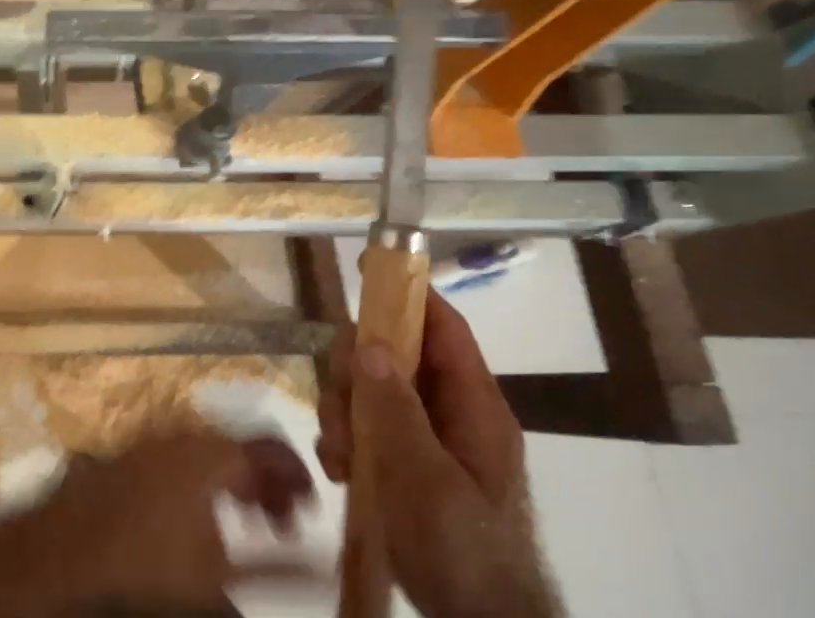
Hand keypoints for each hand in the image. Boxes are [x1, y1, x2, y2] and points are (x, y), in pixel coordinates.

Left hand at [11, 431, 317, 609]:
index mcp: (205, 456)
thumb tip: (322, 569)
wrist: (53, 562)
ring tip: (243, 522)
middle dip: (261, 479)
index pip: (266, 445)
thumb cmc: (143, 570)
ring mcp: (138, 446)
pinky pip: (164, 459)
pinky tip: (191, 519)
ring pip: (196, 450)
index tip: (312, 507)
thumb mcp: (220, 576)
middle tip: (282, 520)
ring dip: (226, 481)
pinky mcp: (111, 462)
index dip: (295, 473)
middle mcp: (171, 438)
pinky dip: (189, 481)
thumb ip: (279, 569)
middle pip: (231, 443)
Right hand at [317, 291, 562, 617]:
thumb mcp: (424, 479)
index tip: (367, 267)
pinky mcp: (409, 465)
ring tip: (341, 460)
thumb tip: (367, 340)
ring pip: (372, 394)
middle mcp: (453, 414)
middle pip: (393, 358)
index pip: (444, 329)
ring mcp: (431, 440)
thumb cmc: (462, 548)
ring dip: (345, 416)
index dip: (409, 293)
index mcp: (475, 408)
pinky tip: (342, 473)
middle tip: (339, 411)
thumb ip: (395, 410)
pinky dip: (348, 442)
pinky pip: (368, 429)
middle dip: (355, 377)